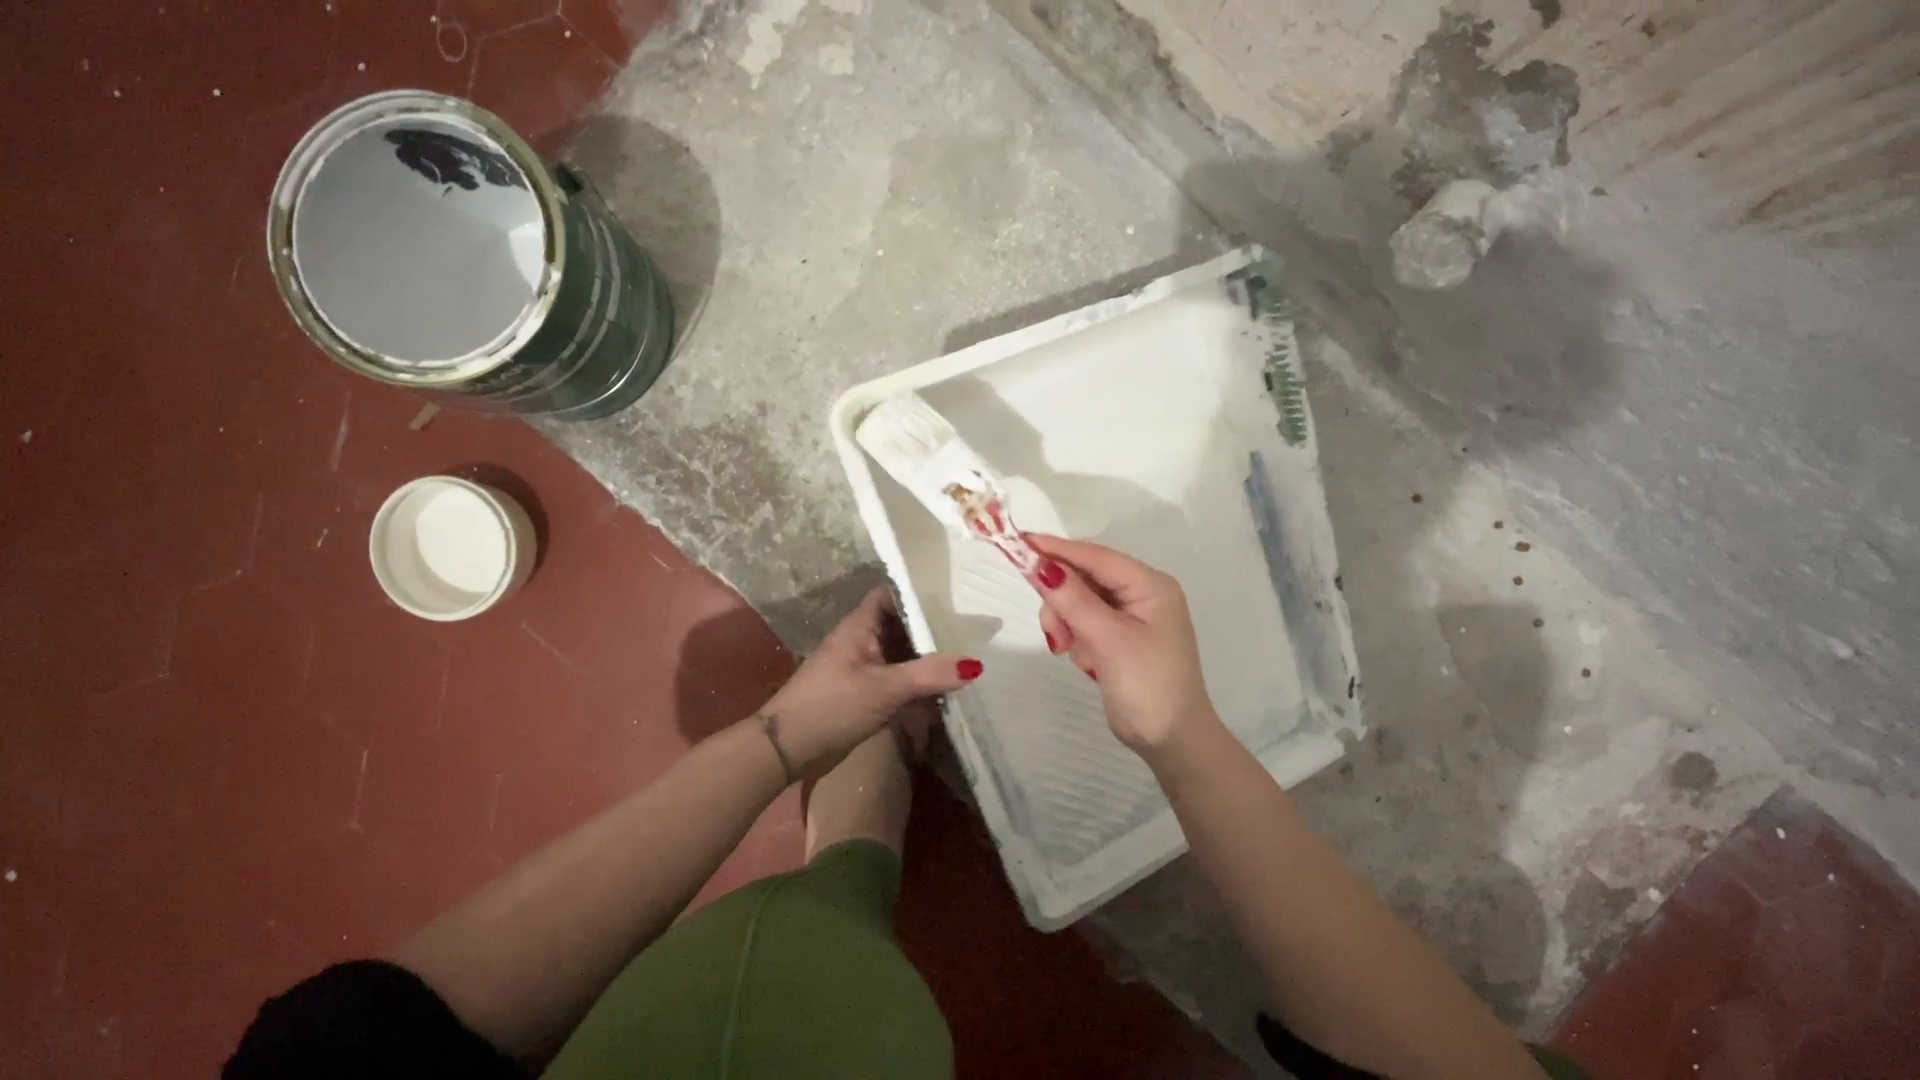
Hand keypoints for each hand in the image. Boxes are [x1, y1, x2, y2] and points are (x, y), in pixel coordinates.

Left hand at [757, 586, 979, 779]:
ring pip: (901, 655)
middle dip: (931, 628)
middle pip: (901, 626)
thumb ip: (928, 674)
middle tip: (972, 629)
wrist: (788, 749)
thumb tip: (974, 664)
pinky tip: (945, 690)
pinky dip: (918, 683)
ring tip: (968, 655)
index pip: (891, 595)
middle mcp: (861, 642)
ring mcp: (862, 669)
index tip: (953, 596)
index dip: (917, 592)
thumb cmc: (831, 706)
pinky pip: (897, 681)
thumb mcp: (884, 688)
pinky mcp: (864, 695)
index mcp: (859, 627)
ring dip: (927, 659)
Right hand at [1026, 534, 1217, 752]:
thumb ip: (1073, 600)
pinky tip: (1086, 662)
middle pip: (1084, 578)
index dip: (1056, 549)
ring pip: (1079, 601)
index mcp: (1150, 585)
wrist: (1173, 741)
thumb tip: (1038, 564)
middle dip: (1062, 601)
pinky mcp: (1119, 638)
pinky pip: (1085, 622)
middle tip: (1055, 635)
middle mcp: (1142, 593)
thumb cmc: (1148, 686)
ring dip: (1067, 624)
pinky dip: (1076, 637)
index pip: (1095, 556)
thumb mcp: (1108, 641)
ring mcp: (1131, 617)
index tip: (1017, 543)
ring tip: (1069, 652)